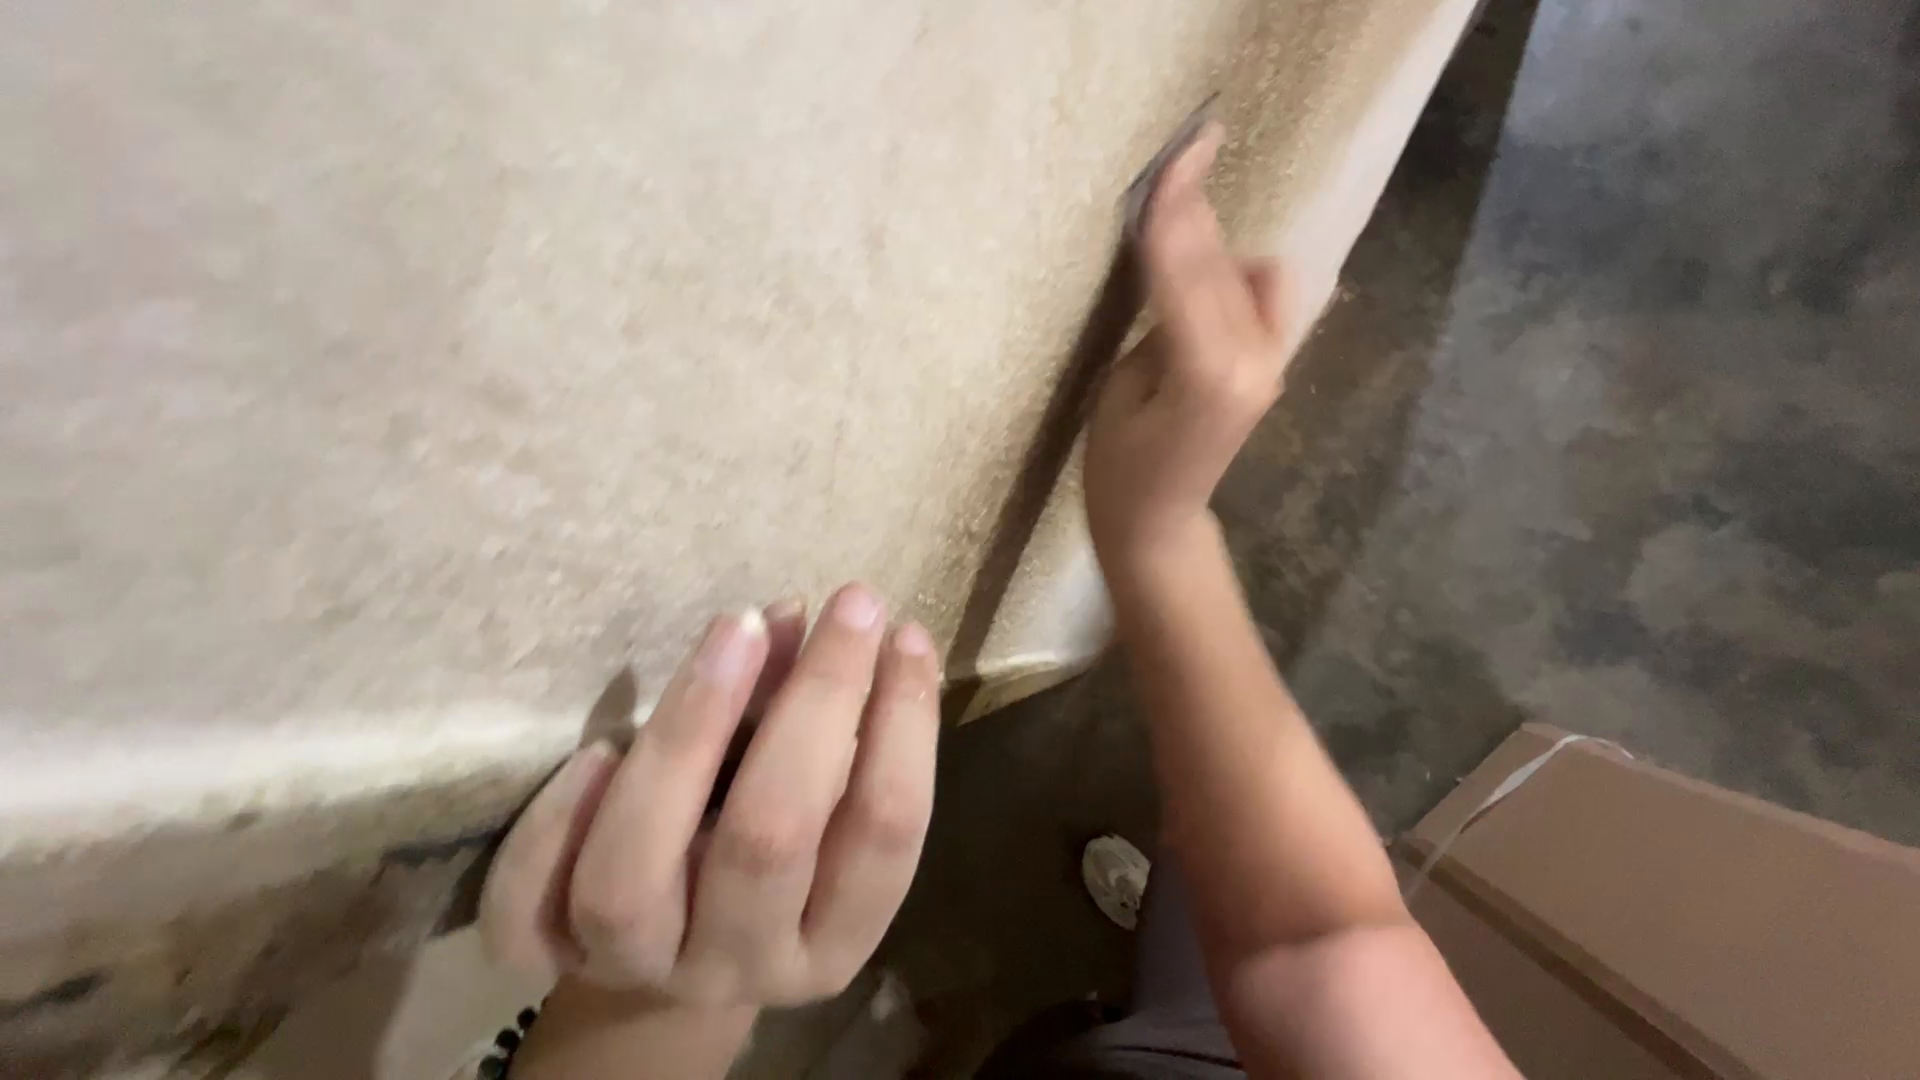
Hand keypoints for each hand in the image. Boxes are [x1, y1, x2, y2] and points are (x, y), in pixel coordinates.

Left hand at [480, 584, 940, 1008]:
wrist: (671, 973)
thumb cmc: (774, 866)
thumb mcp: (820, 816)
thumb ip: (821, 728)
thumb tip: (801, 617)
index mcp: (831, 936)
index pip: (882, 831)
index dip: (902, 725)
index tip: (905, 633)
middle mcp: (740, 960)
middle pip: (767, 839)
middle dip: (814, 701)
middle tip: (846, 603)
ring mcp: (638, 968)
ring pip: (630, 876)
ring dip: (684, 733)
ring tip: (735, 628)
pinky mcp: (548, 964)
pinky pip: (529, 911)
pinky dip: (558, 822)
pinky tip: (598, 750)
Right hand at [1084, 123, 1298, 566]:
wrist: (1157, 524)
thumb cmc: (1117, 471)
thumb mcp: (1120, 391)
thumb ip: (1158, 324)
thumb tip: (1178, 264)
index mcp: (1207, 370)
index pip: (1187, 271)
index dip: (1177, 209)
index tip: (1179, 151)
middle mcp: (1254, 361)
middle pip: (1221, 265)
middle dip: (1196, 212)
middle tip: (1185, 153)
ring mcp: (1270, 365)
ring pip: (1248, 276)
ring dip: (1214, 241)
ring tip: (1185, 211)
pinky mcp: (1270, 369)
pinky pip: (1272, 300)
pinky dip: (1244, 272)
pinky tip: (1219, 265)